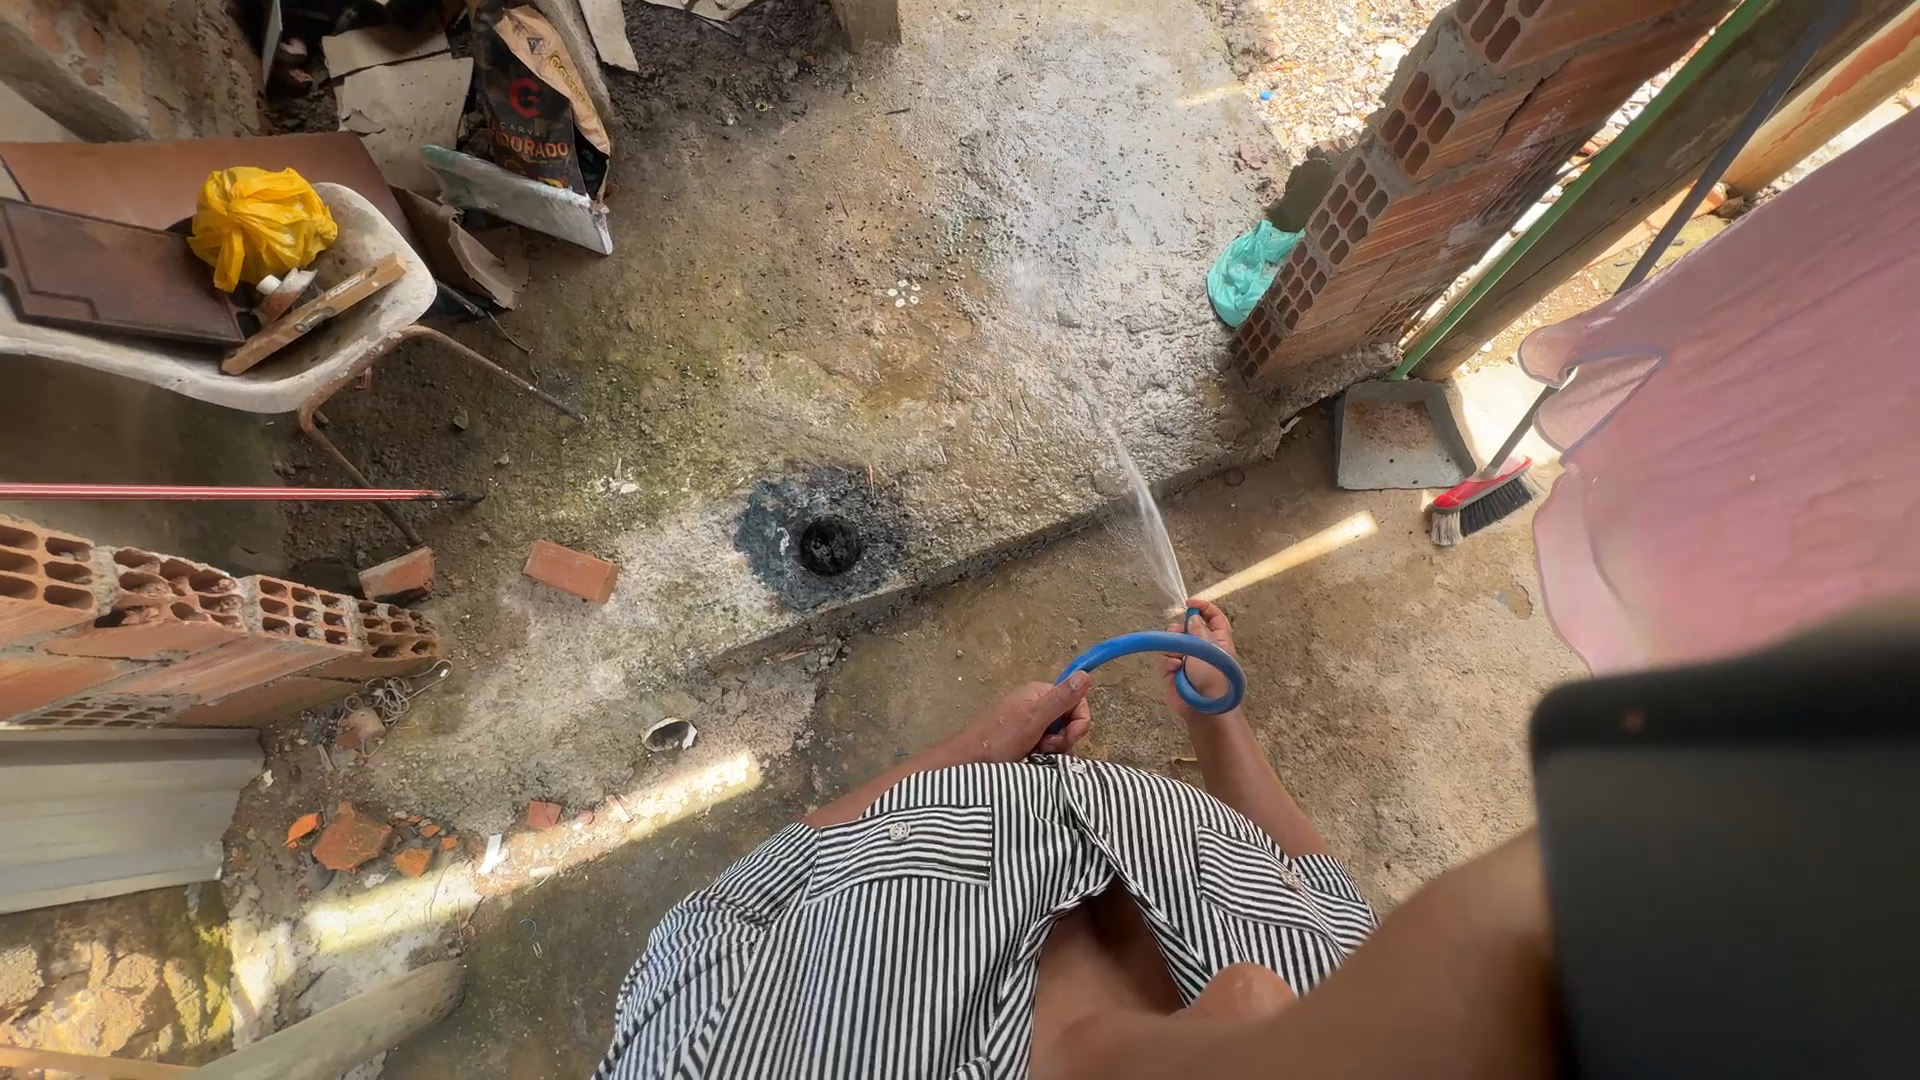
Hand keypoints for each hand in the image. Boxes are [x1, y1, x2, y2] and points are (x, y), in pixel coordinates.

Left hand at [940, 673, 1092, 763]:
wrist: (968, 762)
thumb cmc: (997, 739)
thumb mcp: (1032, 718)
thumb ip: (1060, 699)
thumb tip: (1085, 675)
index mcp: (1040, 692)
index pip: (1077, 701)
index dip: (1078, 722)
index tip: (1066, 737)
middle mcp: (1037, 705)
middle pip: (1070, 721)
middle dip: (1064, 738)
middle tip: (1044, 747)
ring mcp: (1032, 724)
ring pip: (1061, 737)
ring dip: (1055, 750)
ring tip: (1036, 755)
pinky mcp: (1027, 742)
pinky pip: (1049, 748)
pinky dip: (1047, 756)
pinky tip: (1035, 761)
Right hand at [1163, 597, 1240, 718]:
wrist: (1204, 708)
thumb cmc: (1213, 677)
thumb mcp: (1208, 649)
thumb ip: (1198, 631)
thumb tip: (1193, 617)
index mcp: (1219, 642)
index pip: (1214, 618)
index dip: (1204, 607)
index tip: (1189, 603)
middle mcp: (1203, 649)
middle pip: (1188, 629)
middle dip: (1180, 628)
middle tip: (1177, 632)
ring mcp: (1188, 661)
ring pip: (1173, 643)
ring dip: (1173, 647)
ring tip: (1177, 656)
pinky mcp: (1174, 673)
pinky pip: (1166, 660)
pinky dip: (1169, 662)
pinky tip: (1174, 668)